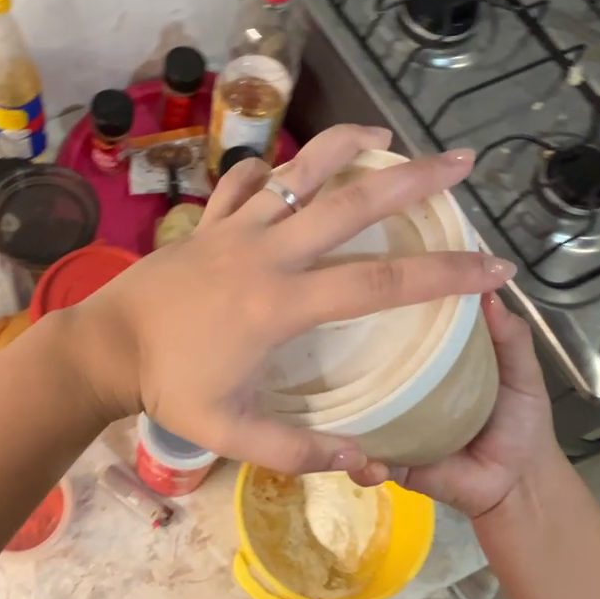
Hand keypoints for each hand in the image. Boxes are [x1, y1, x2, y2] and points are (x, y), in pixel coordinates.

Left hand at [62, 123, 512, 474]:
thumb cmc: (168, 389)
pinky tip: (290, 170)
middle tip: (462, 163)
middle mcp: (267, 253)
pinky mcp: (207, 222)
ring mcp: (234, 229)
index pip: (381, 284)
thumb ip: (298, 451)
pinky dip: (271, 168)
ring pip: (299, 170)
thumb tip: (368, 464)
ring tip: (385, 134)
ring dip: (346, 145)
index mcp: (281, 305)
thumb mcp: (230, 433)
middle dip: (415, 180)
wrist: (104, 348)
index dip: (446, 276)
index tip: (495, 269)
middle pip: (352, 203)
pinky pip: (244, 180)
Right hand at [348, 291, 562, 518]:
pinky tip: (367, 459)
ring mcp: (389, 426)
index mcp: (426, 362)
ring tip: (333, 410)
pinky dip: (360, 462)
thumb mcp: (521, 372)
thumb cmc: (520, 421)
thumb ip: (509, 335)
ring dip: (336, 414)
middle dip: (337, 359)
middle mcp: (399, 390)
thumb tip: (485, 290)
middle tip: (324, 345)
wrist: (519, 483)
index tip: (360, 288)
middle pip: (359, 371)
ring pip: (350, 416)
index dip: (377, 312)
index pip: (394, 332)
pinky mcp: (389, 461)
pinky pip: (363, 461)